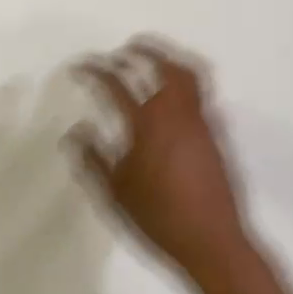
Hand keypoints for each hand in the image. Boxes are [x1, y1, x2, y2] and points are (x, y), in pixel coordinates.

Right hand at [66, 35, 255, 287]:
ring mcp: (201, 120)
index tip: (80, 66)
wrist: (213, 242)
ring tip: (153, 59)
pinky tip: (175, 94)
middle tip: (121, 51)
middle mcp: (177, 113)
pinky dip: (185, 80)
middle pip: (160, 65)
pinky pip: (202, 91)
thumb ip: (93, 159)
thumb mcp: (115, 195)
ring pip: (188, 73)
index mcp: (147, 125)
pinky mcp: (217, 132)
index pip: (116, 85)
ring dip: (168, 59)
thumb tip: (74, 131)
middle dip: (139, 51)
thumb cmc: (159, 219)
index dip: (95, 71)